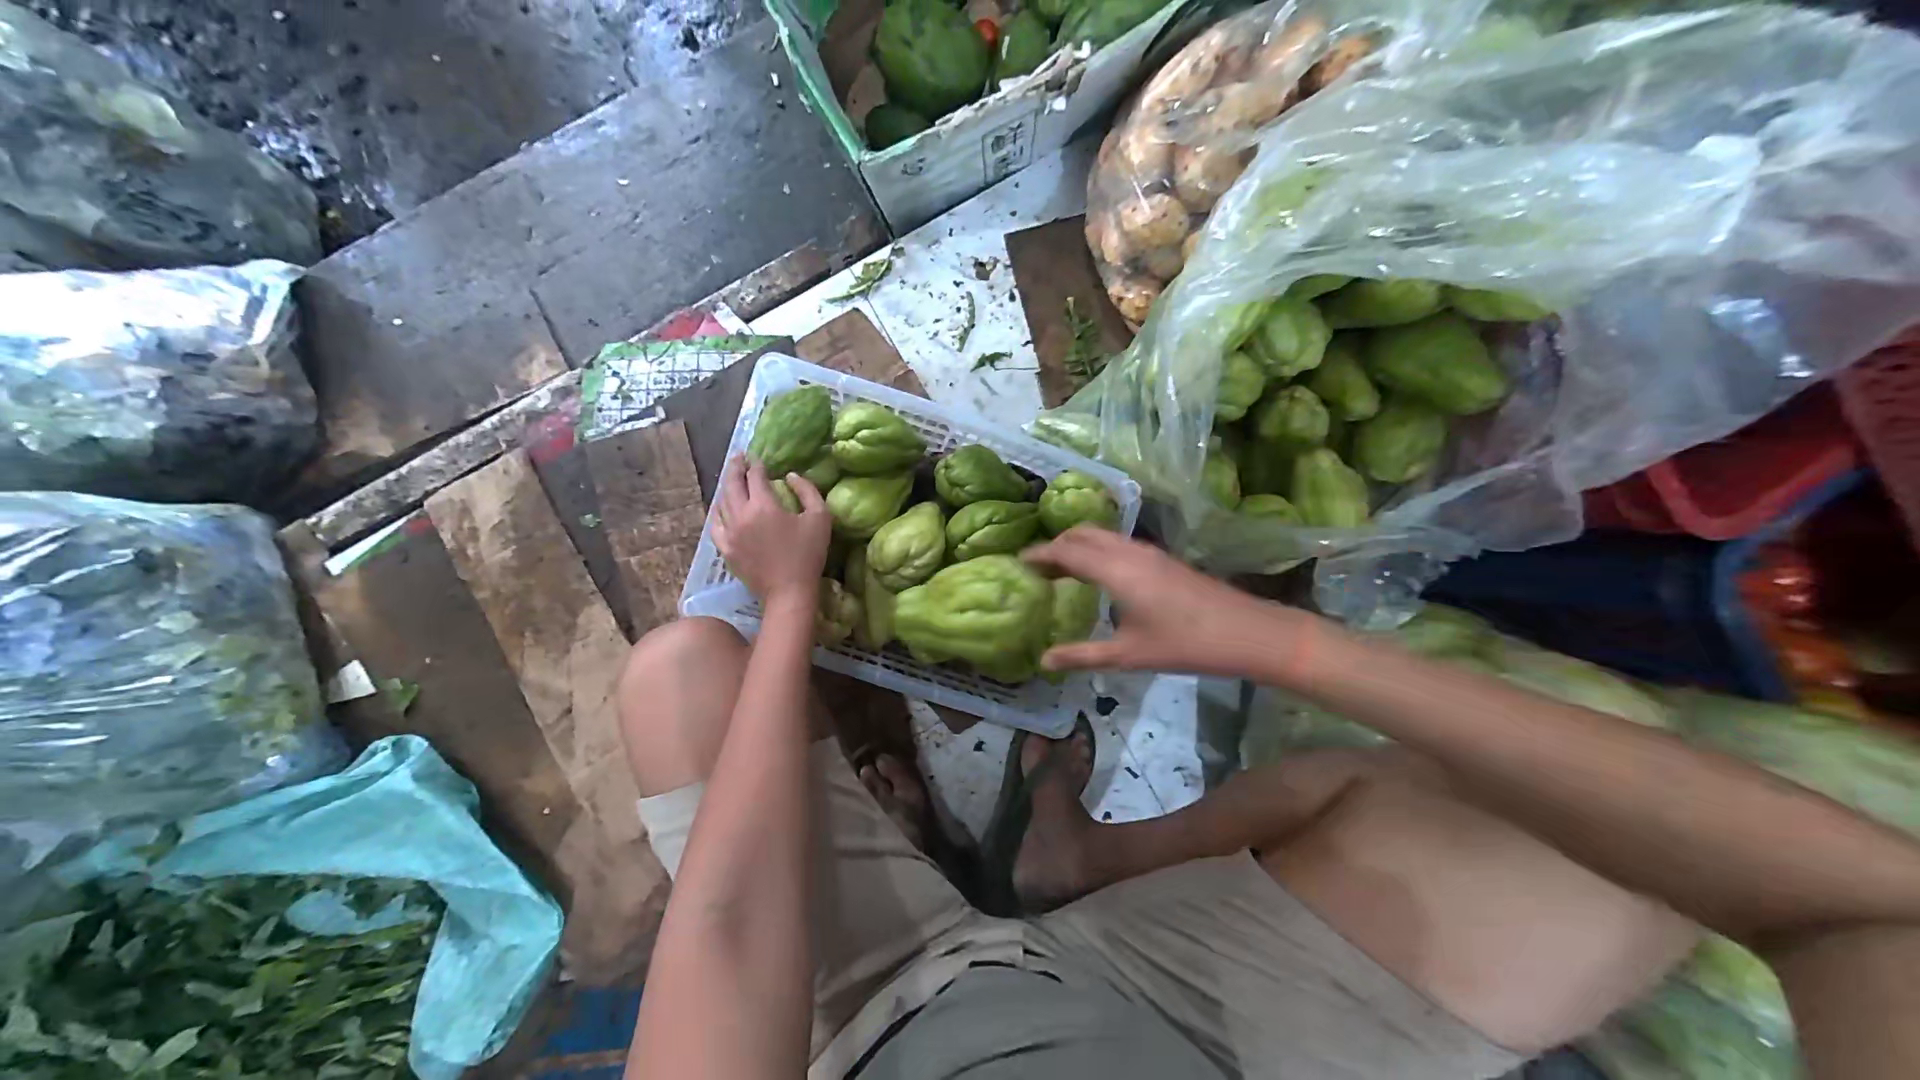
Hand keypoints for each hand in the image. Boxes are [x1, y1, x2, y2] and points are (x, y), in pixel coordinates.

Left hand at [714, 455, 831, 607]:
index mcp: (763, 505)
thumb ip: (807, 491)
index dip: (757, 465)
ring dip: (727, 487)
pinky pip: (715, 524)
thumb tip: (791, 476)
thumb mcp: (820, 517)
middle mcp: (741, 514)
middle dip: (735, 468)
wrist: (789, 591)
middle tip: (739, 459)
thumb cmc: (808, 554)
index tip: (759, 460)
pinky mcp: (725, 548)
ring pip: (721, 502)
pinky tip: (722, 508)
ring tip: (732, 480)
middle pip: (732, 484)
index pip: (755, 476)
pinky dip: (718, 511)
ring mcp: (729, 532)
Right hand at [1022, 527, 1316, 677]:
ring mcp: (1148, 552)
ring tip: (1060, 571)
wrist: (1247, 632)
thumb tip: (1043, 659)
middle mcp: (1128, 551)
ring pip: (1101, 535)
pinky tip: (1097, 576)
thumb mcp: (1127, 655)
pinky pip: (1117, 543)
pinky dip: (1096, 550)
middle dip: (1054, 545)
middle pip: (1081, 533)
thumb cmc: (1184, 644)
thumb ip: (1081, 655)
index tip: (1016, 563)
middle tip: (1036, 569)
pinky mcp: (1162, 558)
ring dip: (1076, 545)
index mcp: (1114, 569)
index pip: (1064, 551)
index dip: (1038, 555)